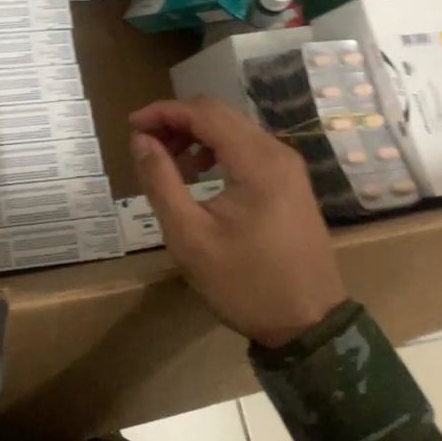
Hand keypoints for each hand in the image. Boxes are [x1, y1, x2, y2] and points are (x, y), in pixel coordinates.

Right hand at [129, 96, 346, 347]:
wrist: (310, 328)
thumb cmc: (246, 284)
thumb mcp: (190, 237)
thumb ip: (160, 180)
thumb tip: (140, 139)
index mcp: (257, 162)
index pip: (203, 112)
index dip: (163, 112)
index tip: (131, 127)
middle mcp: (277, 153)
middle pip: (219, 114)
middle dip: (176, 120)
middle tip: (145, 143)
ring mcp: (288, 168)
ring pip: (233, 129)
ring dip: (195, 134)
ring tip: (168, 160)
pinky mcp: (290, 183)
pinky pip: (247, 148)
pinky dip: (216, 149)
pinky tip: (199, 174)